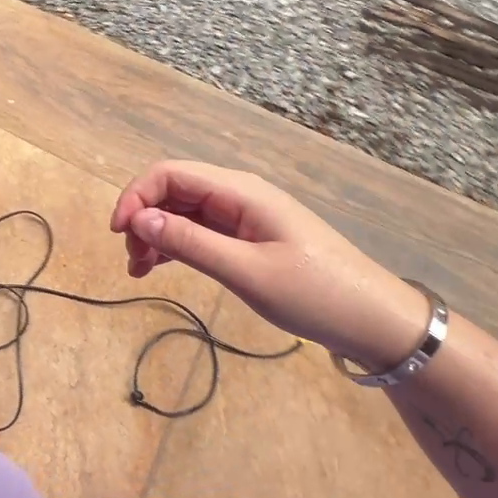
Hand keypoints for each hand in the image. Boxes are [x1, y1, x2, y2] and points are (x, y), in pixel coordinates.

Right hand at [109, 160, 429, 369]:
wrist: (378, 323)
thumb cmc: (317, 294)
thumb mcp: (248, 272)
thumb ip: (191, 243)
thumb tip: (139, 219)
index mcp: (240, 191)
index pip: (169, 173)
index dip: (136, 195)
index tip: (119, 234)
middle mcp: (237, 195)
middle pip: (172, 190)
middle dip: (143, 218)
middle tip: (130, 260)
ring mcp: (243, 216)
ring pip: (181, 212)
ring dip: (155, 234)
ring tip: (138, 270)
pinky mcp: (247, 238)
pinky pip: (198, 231)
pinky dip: (174, 245)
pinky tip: (158, 268)